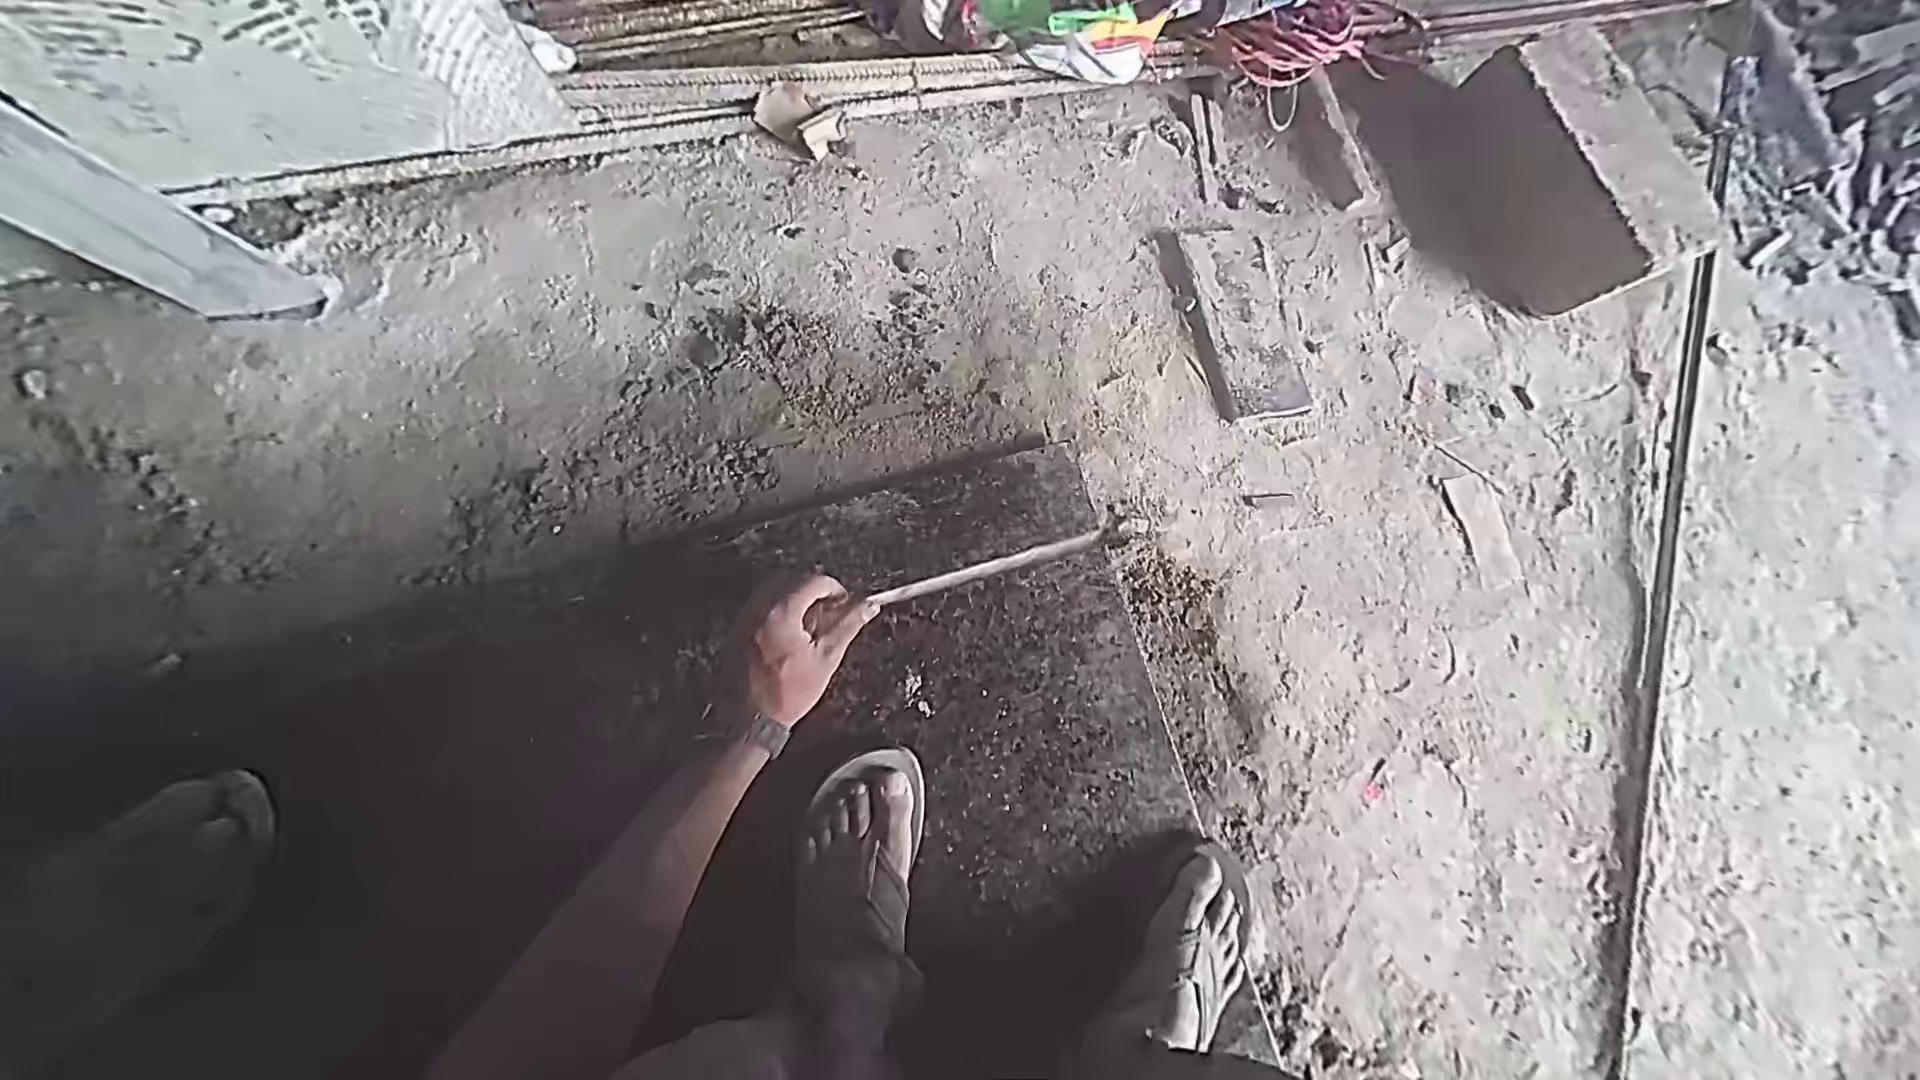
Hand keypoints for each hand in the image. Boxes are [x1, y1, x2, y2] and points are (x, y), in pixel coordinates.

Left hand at [730, 574, 878, 726]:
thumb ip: (848, 626)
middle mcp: (759, 609)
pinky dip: (778, 607)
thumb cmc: (786, 694)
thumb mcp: (826, 659)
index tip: (843, 602)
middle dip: (814, 589)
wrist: (749, 721)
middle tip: (829, 609)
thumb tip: (868, 607)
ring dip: (795, 596)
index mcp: (782, 613)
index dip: (834, 589)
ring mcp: (745, 618)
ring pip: (774, 588)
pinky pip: (760, 603)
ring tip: (809, 622)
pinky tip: (789, 632)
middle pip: (792, 578)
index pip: (813, 581)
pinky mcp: (737, 628)